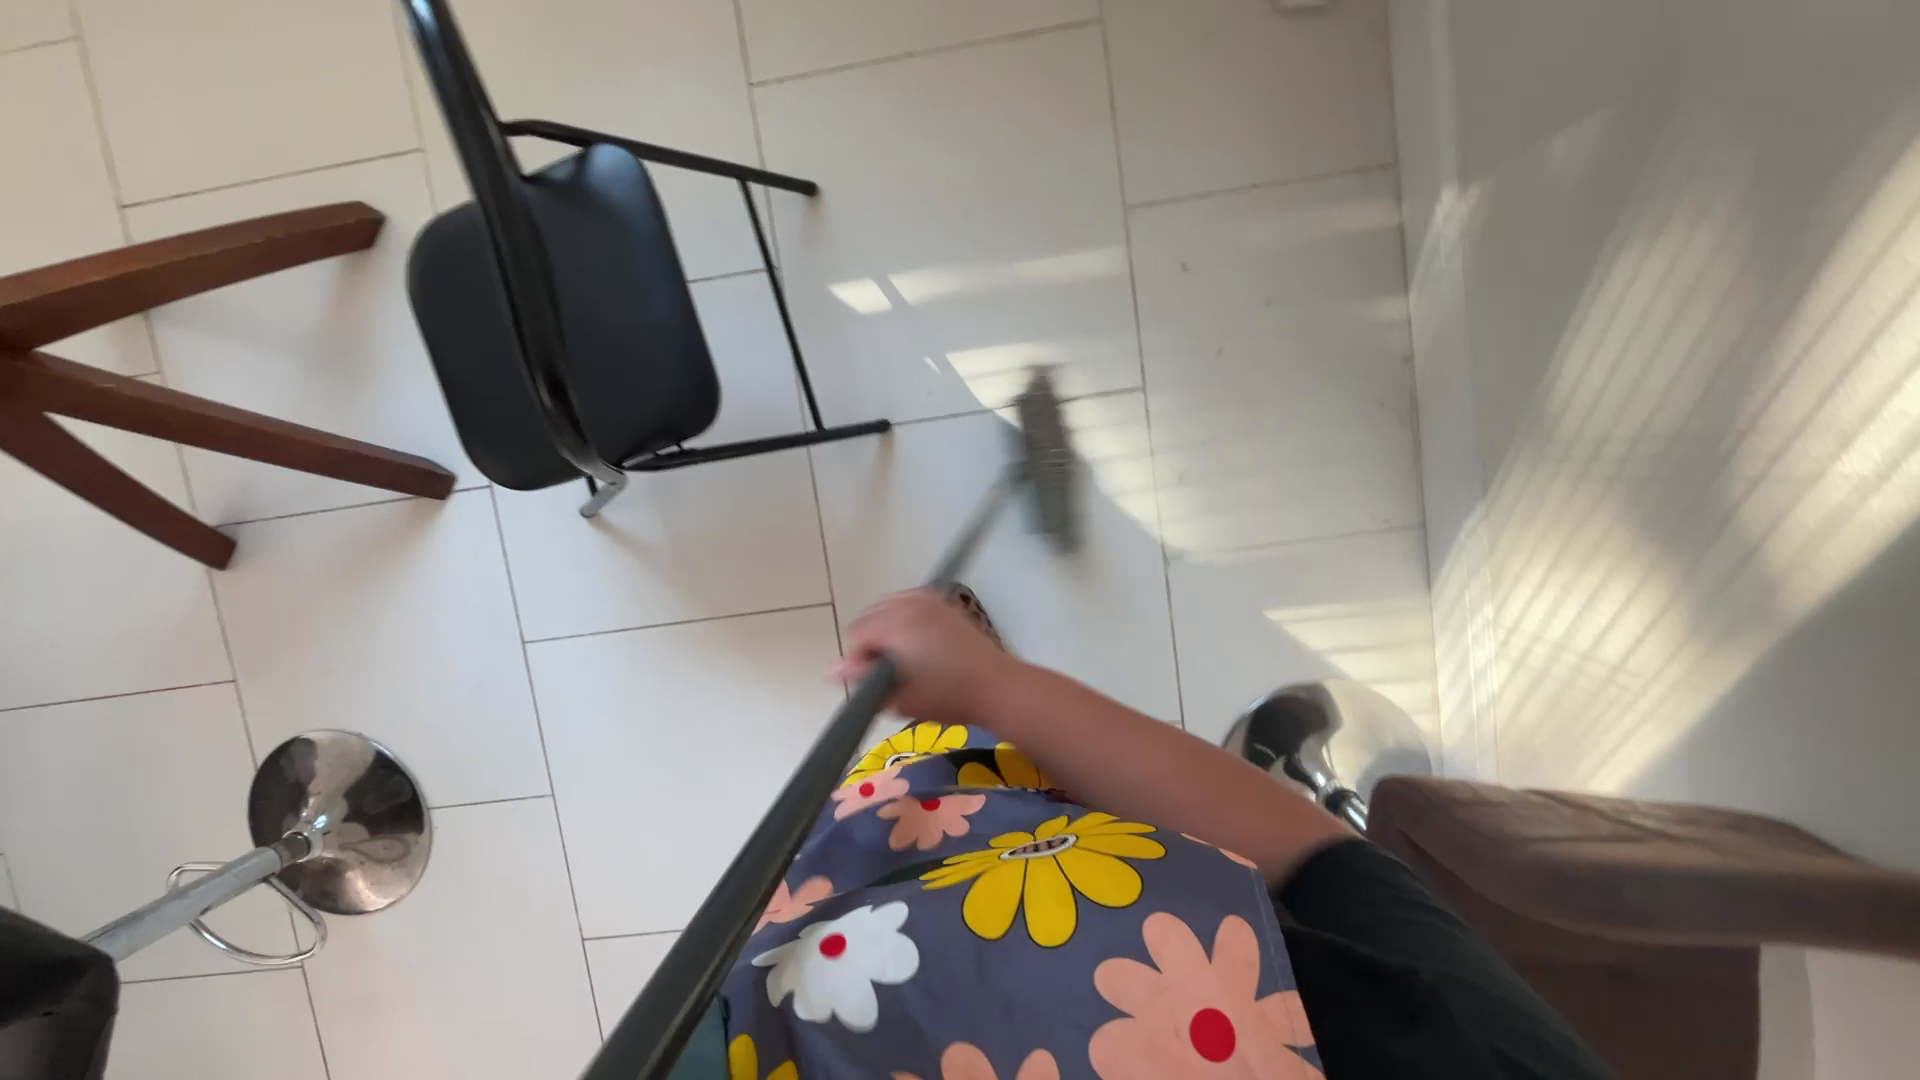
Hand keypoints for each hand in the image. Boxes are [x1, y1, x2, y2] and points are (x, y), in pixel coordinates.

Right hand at [831, 588, 1024, 724]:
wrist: (997, 686)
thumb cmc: (948, 696)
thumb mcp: (900, 697)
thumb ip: (862, 680)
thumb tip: (831, 670)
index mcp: (896, 623)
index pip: (857, 634)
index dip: (858, 661)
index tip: (874, 682)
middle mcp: (910, 603)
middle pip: (871, 617)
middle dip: (872, 642)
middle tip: (888, 673)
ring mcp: (930, 599)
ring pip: (889, 607)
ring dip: (888, 629)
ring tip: (904, 659)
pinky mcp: (945, 603)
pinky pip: (911, 603)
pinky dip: (906, 619)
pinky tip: (918, 643)